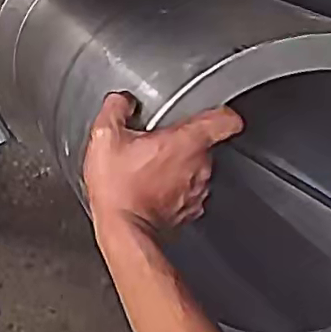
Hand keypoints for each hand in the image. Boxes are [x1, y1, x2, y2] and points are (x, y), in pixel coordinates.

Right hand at [83, 91, 242, 234]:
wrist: (123, 231)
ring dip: (175, 161)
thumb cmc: (118, 187)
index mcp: (185, 142)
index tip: (210, 110)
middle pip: (202, 141)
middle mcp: (199, 166)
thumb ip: (116, 108)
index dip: (219, 112)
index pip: (225, 120)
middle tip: (150, 140)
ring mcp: (198, 190)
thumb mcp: (105, 136)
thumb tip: (123, 100)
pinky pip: (187, 187)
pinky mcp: (190, 209)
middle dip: (178, 137)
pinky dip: (172, 183)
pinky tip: (147, 184)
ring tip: (145, 164)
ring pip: (194, 165)